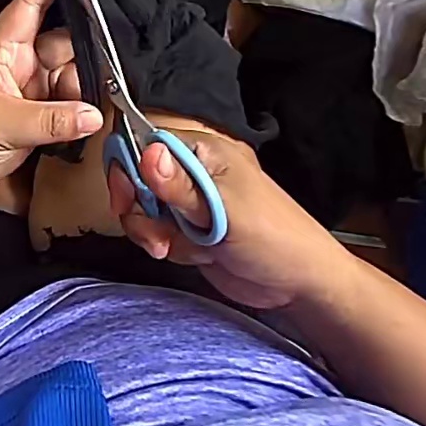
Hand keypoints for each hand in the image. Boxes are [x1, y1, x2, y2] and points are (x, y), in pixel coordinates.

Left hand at [0, 0, 103, 216]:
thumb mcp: (1, 122)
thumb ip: (51, 119)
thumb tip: (93, 115)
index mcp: (1, 52)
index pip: (28, 7)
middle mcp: (19, 67)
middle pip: (62, 44)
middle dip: (83, 52)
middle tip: (103, 66)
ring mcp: (29, 93)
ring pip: (70, 76)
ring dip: (84, 87)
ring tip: (89, 103)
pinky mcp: (37, 119)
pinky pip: (69, 107)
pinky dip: (81, 111)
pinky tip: (89, 116)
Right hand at [108, 132, 358, 309]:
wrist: (298, 284)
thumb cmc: (277, 238)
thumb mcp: (227, 211)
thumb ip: (183, 185)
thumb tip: (147, 153)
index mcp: (206, 152)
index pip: (147, 141)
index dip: (128, 166)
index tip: (127, 198)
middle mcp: (196, 171)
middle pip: (138, 176)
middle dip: (139, 207)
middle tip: (156, 231)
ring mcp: (192, 202)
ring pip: (145, 208)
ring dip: (152, 231)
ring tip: (173, 246)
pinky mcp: (190, 229)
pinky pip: (158, 232)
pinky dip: (167, 246)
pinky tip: (194, 255)